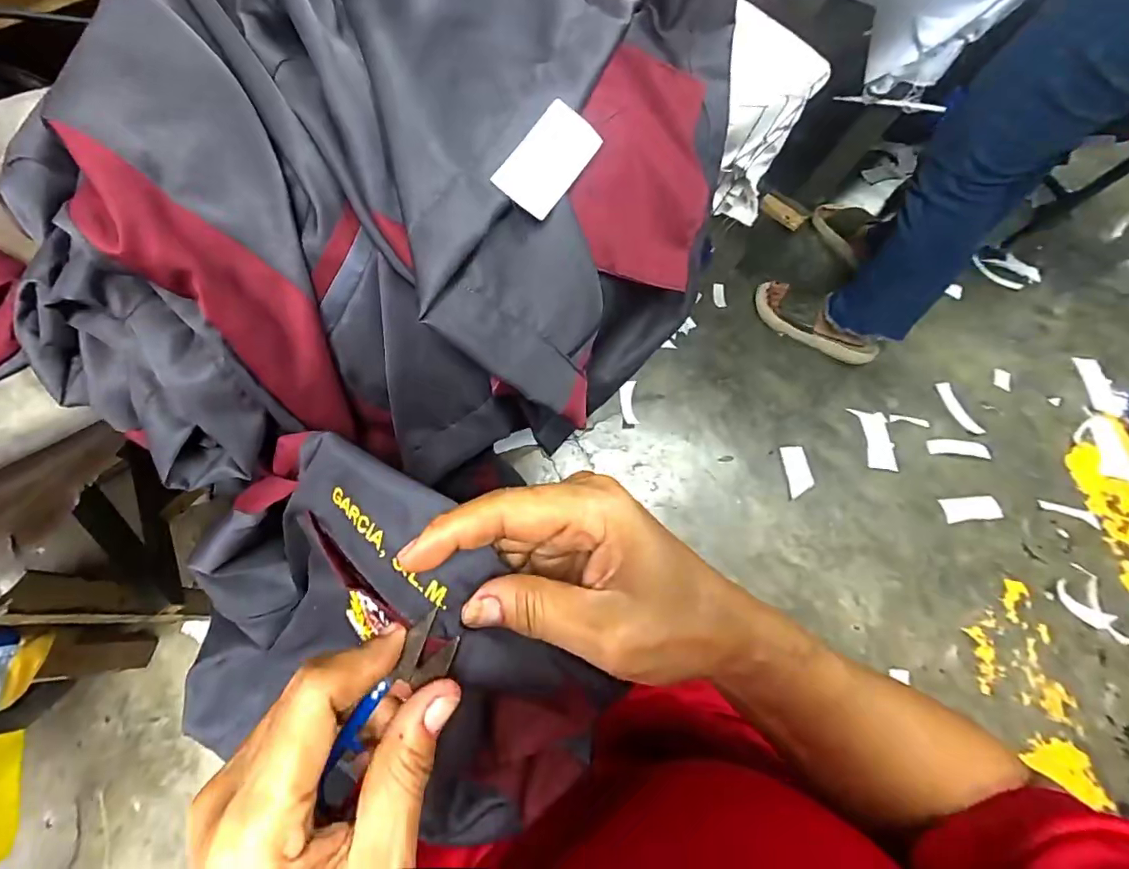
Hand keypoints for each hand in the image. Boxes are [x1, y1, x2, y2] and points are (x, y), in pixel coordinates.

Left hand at [188, 628, 460, 868]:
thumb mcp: (380, 866)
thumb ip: (405, 771)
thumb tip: (441, 689)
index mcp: (251, 821)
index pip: (309, 695)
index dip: (367, 658)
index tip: (418, 643)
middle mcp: (221, 798)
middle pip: (302, 699)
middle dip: (368, 688)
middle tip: (418, 707)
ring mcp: (218, 802)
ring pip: (295, 713)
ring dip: (353, 710)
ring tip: (393, 742)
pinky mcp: (228, 807)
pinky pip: (286, 740)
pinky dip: (332, 734)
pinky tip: (360, 761)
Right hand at [395, 471, 775, 684]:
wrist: (723, 630)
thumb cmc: (673, 627)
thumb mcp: (603, 630)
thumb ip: (533, 609)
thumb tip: (470, 602)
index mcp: (591, 507)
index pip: (506, 510)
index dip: (451, 531)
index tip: (405, 558)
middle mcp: (583, 499)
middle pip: (504, 517)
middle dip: (457, 549)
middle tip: (405, 584)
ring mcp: (582, 516)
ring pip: (512, 535)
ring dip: (476, 564)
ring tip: (426, 593)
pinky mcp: (581, 537)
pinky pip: (530, 549)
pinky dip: (502, 572)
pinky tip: (472, 594)